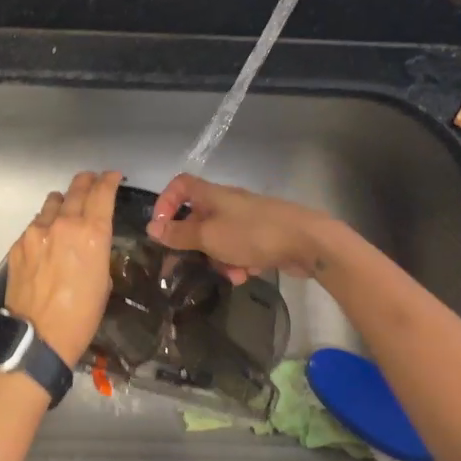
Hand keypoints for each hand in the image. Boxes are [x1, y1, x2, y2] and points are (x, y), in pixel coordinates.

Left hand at [2, 171, 122, 366]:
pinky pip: (35, 225)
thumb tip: (89, 240)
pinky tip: (47, 243)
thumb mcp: (103, 281)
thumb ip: (97, 250)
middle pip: (76, 188)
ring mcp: (36, 232)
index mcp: (91, 233)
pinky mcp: (18, 244)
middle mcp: (63, 224)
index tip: (112, 176)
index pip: (102, 192)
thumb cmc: (81, 316)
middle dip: (87, 183)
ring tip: (66, 213)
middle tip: (92, 183)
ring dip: (63, 203)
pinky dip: (44, 226)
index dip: (109, 180)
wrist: (38, 336)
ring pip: (52, 202)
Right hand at [147, 174, 325, 282]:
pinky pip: (240, 248)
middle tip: (188, 263)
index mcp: (212, 195)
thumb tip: (152, 228)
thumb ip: (179, 234)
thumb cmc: (252, 234)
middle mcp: (228, 203)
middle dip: (194, 243)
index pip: (180, 185)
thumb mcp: (209, 237)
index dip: (166, 203)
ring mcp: (248, 219)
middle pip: (198, 217)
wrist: (308, 242)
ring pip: (219, 237)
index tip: (161, 228)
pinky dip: (239, 262)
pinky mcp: (264, 236)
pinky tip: (247, 275)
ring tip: (230, 274)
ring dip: (219, 258)